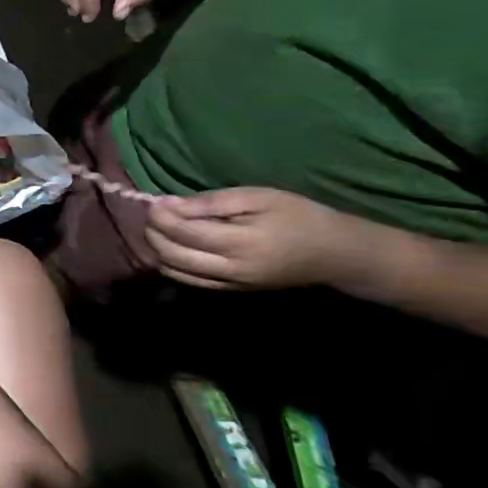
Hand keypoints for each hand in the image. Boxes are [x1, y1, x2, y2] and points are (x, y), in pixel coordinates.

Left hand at [145, 188, 384, 290]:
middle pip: (174, 254)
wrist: (335, 254)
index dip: (162, 217)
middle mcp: (232, 268)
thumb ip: (213, 202)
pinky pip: (190, 281)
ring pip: (177, 271)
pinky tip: (168, 248)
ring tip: (158, 228)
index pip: (186, 232)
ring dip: (158, 249)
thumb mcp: (259, 197)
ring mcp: (231, 284)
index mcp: (242, 243)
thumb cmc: (299, 216)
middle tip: (152, 214)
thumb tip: (171, 204)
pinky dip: (171, 265)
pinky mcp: (231, 291)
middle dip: (154, 233)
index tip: (153, 201)